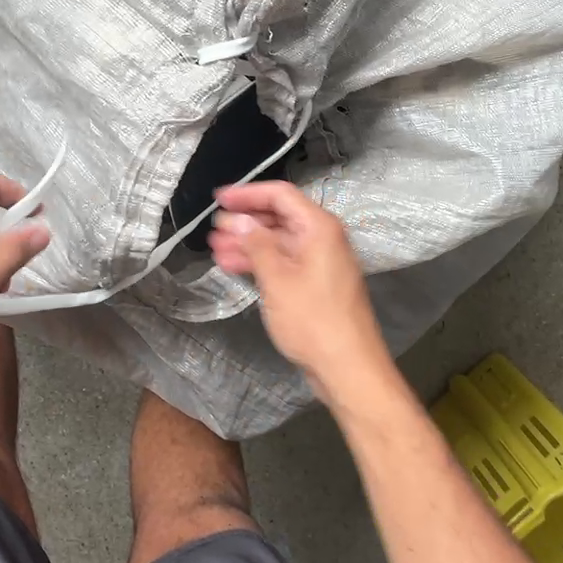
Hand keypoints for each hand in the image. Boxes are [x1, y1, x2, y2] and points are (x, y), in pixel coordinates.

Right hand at [207, 182, 390, 402]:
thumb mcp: (277, 279)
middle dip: (245, 221)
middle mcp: (322, 238)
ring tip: (216, 249)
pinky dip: (260, 262)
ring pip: (278, 242)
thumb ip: (256, 244)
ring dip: (248, 244)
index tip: (219, 199)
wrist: (348, 369)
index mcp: (318, 227)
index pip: (280, 195)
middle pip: (279, 217)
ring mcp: (319, 262)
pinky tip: (234, 267)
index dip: (247, 193)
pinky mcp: (315, 284)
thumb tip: (240, 220)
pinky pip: (284, 262)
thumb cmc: (313, 320)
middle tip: (214, 229)